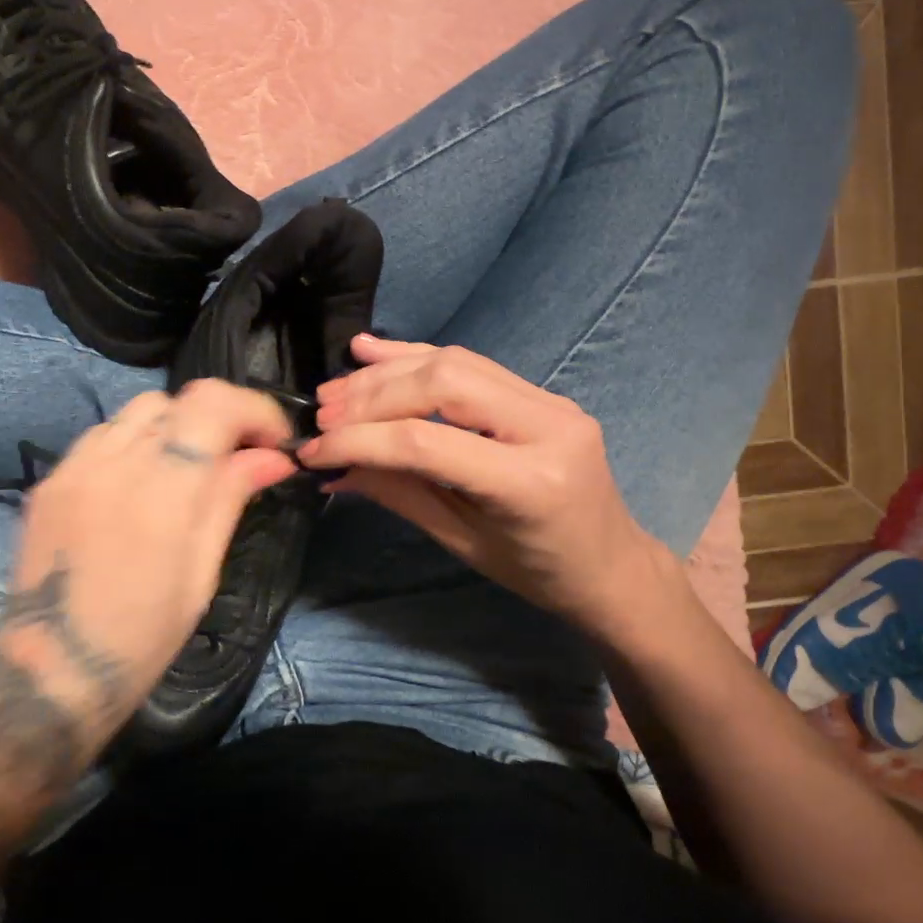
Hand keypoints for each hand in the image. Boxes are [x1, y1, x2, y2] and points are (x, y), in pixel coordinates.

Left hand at [3, 380, 296, 724]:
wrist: (54, 667)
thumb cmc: (141, 638)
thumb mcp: (199, 575)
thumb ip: (228, 502)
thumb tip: (270, 458)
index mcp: (161, 491)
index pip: (210, 405)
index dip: (252, 410)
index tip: (271, 442)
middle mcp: (113, 464)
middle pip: (172, 402)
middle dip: (213, 420)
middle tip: (233, 459)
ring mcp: (71, 469)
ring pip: (131, 415)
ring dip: (168, 430)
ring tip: (183, 472)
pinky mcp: (47, 483)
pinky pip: (96, 440)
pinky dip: (128, 447)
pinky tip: (135, 485)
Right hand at [297, 335, 675, 630]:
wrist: (610, 565)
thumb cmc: (534, 570)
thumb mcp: (458, 540)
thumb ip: (397, 493)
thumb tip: (333, 467)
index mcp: (529, 481)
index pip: (424, 442)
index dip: (358, 441)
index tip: (312, 451)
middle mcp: (546, 425)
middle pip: (441, 385)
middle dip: (370, 397)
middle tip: (322, 417)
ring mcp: (550, 401)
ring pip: (453, 362)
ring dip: (385, 374)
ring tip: (334, 392)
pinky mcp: (540, 392)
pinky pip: (469, 362)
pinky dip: (414, 357)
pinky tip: (370, 352)